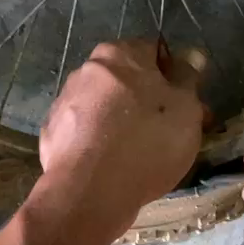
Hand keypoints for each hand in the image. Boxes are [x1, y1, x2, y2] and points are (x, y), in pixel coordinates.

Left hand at [36, 39, 208, 232]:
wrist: (89, 192)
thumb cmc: (147, 141)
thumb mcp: (185, 108)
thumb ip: (188, 77)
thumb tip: (191, 55)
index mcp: (119, 53)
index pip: (156, 51)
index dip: (177, 78)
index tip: (189, 106)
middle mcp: (87, 69)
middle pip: (129, 80)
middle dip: (151, 101)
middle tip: (173, 133)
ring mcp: (65, 101)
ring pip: (106, 107)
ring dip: (125, 121)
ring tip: (143, 156)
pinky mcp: (52, 134)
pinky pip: (87, 132)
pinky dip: (101, 143)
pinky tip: (114, 166)